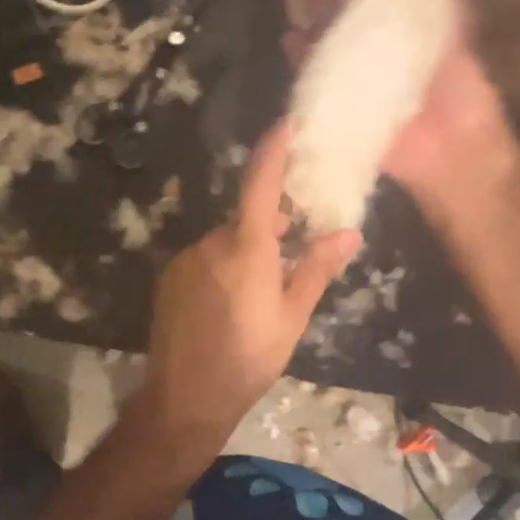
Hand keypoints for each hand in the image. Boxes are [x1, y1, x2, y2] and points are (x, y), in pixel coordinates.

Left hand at [142, 123, 361, 441]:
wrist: (185, 396)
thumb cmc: (249, 358)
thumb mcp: (292, 317)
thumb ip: (316, 269)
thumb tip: (349, 233)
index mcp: (247, 248)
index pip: (261, 182)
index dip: (274, 149)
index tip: (287, 122)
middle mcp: (211, 243)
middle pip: (245, 219)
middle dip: (269, 228)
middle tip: (293, 254)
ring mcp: (185, 260)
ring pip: (224, 243)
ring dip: (244, 253)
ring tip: (259, 296)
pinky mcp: (169, 278)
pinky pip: (204, 260)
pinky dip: (221, 268)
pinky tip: (229, 306)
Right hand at [279, 0, 519, 214]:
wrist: (450, 148)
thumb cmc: (459, 86)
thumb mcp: (460, 24)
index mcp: (396, 9)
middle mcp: (366, 29)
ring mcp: (345, 61)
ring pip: (319, 20)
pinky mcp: (331, 92)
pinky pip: (308, 70)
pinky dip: (299, 54)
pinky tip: (293, 36)